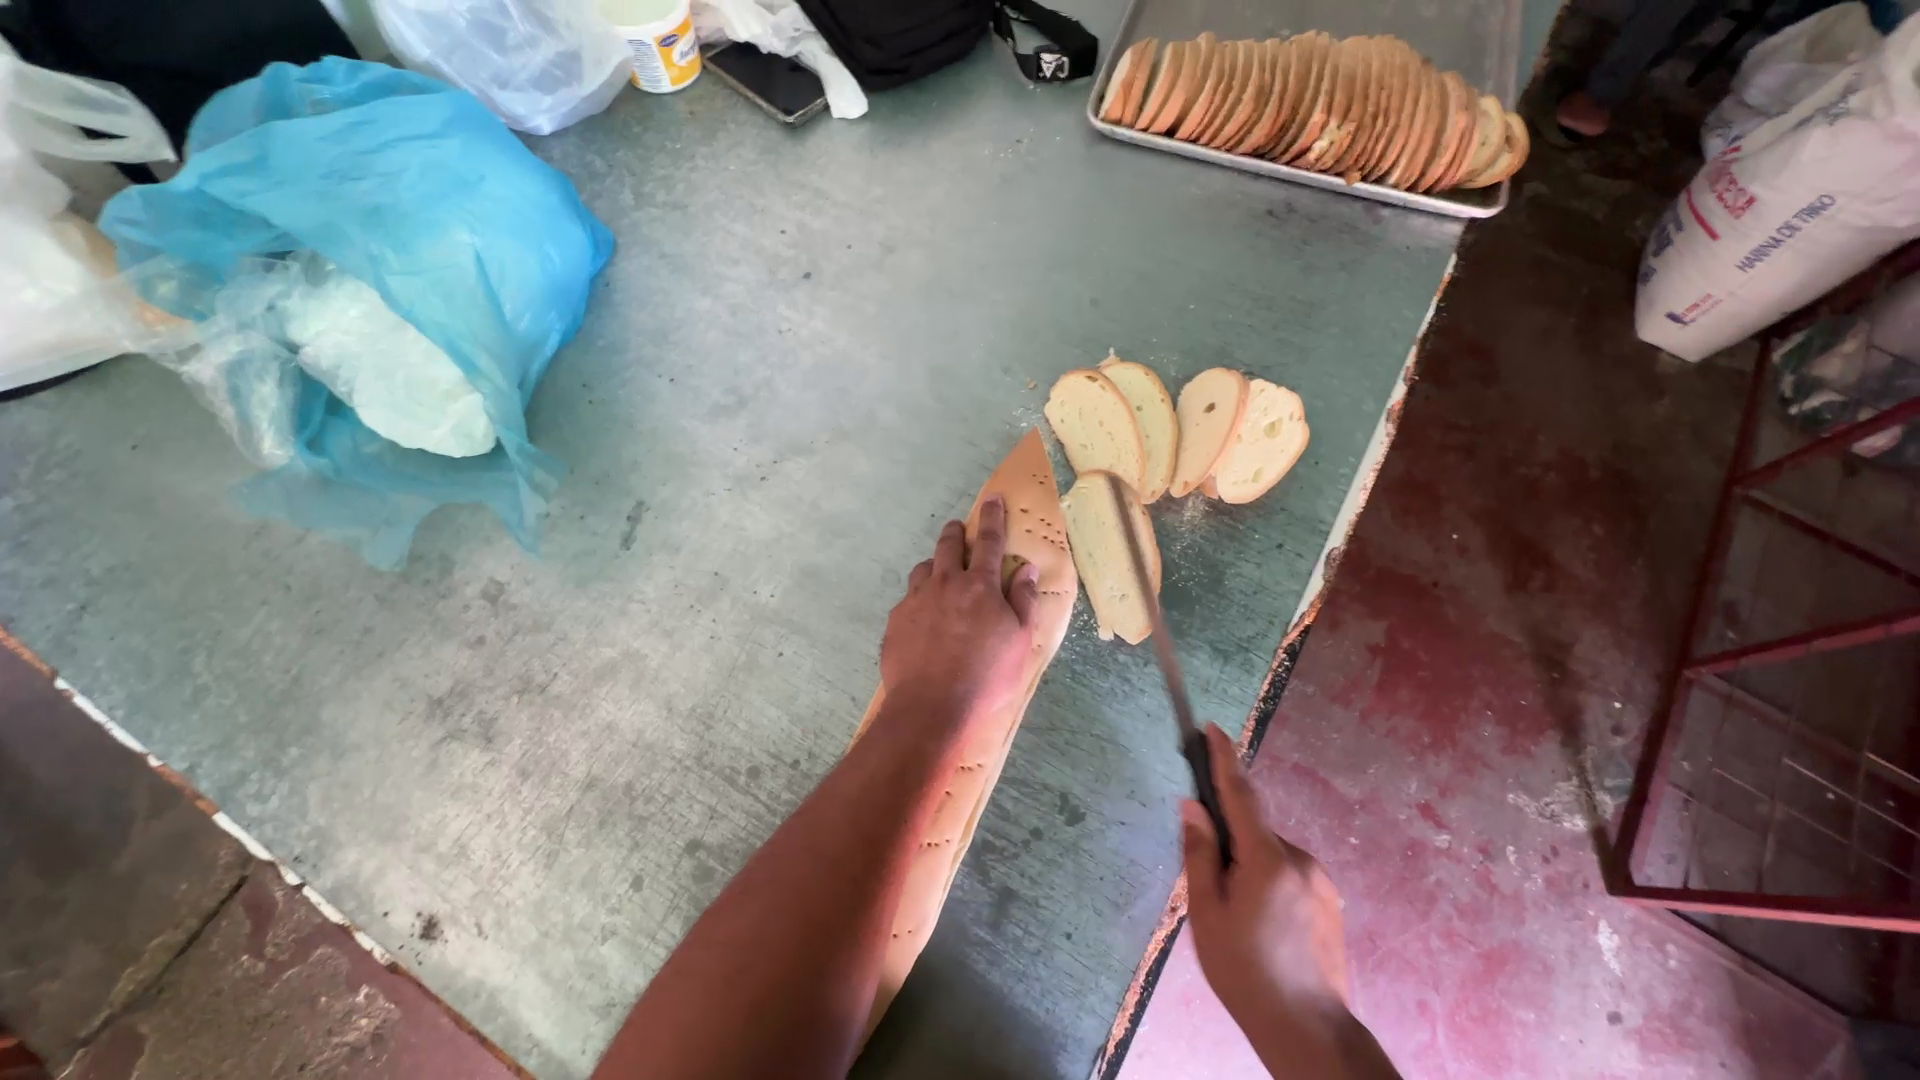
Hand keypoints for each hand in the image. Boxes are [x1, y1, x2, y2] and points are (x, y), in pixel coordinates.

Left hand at [879, 496, 1039, 730]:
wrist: (930, 708)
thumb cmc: (985, 677)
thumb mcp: (1020, 642)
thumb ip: (1024, 602)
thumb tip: (1027, 570)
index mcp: (980, 586)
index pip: (989, 542)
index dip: (992, 518)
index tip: (992, 500)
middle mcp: (945, 584)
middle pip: (948, 546)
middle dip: (955, 533)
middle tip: (958, 529)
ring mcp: (916, 601)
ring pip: (923, 569)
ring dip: (934, 564)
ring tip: (939, 573)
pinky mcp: (896, 622)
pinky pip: (908, 599)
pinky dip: (919, 598)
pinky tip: (923, 616)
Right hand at [1181, 725, 1350, 1024]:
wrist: (1307, 1029)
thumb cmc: (1244, 970)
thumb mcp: (1206, 912)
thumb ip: (1200, 853)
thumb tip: (1193, 807)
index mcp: (1266, 858)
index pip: (1241, 793)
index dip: (1223, 758)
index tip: (1212, 728)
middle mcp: (1300, 859)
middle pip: (1254, 831)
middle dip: (1229, 843)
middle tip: (1210, 889)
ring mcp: (1321, 881)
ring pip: (1271, 857)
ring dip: (1249, 869)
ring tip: (1237, 920)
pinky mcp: (1330, 902)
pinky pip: (1288, 876)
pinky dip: (1268, 885)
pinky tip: (1261, 928)